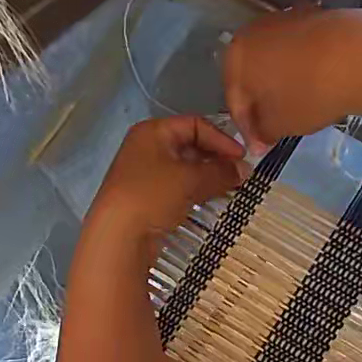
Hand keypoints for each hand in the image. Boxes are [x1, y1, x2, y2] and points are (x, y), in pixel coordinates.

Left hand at [87, 115, 247, 247]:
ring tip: (229, 190)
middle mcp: (145, 148)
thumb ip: (220, 172)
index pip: (195, 125)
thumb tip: (243, 170)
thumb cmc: (153, 196)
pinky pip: (176, 188)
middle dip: (215, 160)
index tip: (242, 158)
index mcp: (152, 132)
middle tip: (238, 176)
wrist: (118, 236)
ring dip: (207, 178)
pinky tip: (209, 202)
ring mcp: (143, 174)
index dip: (221, 139)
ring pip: (183, 170)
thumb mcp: (190, 179)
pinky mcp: (145, 198)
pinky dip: (194, 192)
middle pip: (189, 146)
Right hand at [222, 7, 361, 154]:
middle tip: (274, 129)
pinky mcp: (318, 16)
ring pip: (277, 61)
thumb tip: (262, 133)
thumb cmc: (307, 94)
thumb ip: (261, 131)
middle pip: (253, 76)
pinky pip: (301, 51)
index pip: (234, 100)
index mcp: (236, 55)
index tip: (259, 148)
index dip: (246, 129)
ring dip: (283, 86)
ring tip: (299, 109)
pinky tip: (318, 88)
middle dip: (262, 103)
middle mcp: (257, 30)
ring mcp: (289, 18)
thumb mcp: (278, 125)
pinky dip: (304, 70)